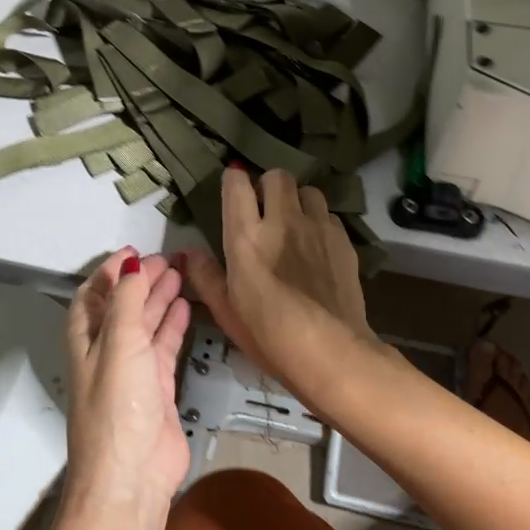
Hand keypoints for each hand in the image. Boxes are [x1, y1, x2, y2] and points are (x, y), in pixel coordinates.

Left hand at [64, 248, 192, 508]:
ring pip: (145, 324)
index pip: (94, 294)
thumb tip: (130, 264)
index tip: (135, 251)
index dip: (111, 271)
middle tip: (170, 259)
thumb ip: (126, 300)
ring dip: (159, 299)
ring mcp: (132, 371)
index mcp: (85, 339)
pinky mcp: (157, 389)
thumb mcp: (119, 343)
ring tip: (182, 274)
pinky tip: (185, 306)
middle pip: (122, 306)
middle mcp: (105, 351)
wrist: (131, 476)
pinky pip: (164, 347)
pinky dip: (173, 325)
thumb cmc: (117, 404)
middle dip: (141, 281)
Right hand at [185, 167, 374, 393]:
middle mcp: (282, 221)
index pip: (237, 184)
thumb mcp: (227, 312)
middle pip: (277, 176)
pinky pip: (329, 215)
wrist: (331, 353)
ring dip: (297, 201)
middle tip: (265, 208)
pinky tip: (316, 246)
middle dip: (268, 185)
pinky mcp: (343, 241)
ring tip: (294, 223)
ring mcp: (316, 228)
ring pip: (308, 190)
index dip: (233, 181)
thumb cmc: (270, 336)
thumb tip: (187, 252)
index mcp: (246, 237)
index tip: (233, 191)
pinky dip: (319, 222)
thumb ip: (205, 276)